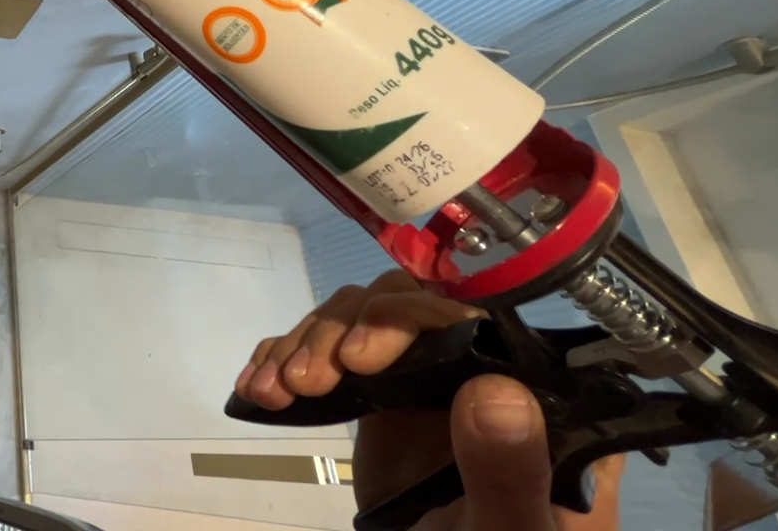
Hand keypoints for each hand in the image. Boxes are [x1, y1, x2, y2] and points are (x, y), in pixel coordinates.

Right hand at [235, 270, 624, 529]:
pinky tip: (256, 384)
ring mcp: (413, 381)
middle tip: (303, 383)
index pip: (461, 319)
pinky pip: (318, 350)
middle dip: (335, 332)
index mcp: (521, 395)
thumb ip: (507, 473)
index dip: (401, 321)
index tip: (355, 360)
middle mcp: (465, 371)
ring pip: (347, 319)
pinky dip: (279, 358)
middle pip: (392, 305)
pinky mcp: (371, 396)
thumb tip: (495, 389)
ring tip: (270, 389)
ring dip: (300, 346)